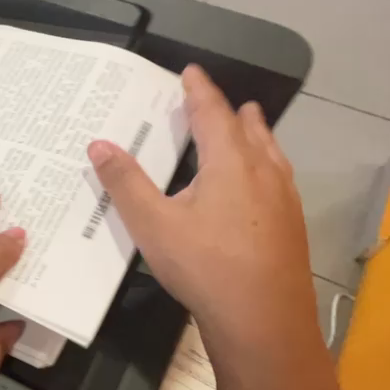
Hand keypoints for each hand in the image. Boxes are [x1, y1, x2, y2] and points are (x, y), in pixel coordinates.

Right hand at [89, 65, 318, 352]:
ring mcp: (283, 199)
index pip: (213, 114)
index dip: (199, 90)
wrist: (262, 319)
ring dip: (254, 134)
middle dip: (230, 110)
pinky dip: (263, 162)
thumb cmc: (203, 265)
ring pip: (270, 152)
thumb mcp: (152, 224)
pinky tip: (258, 183)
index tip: (190, 70)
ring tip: (247, 126)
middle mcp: (264, 172)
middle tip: (216, 99)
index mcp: (230, 164)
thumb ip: (125, 182)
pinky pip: (277, 176)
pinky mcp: (290, 224)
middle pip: (250, 129)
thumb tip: (98, 144)